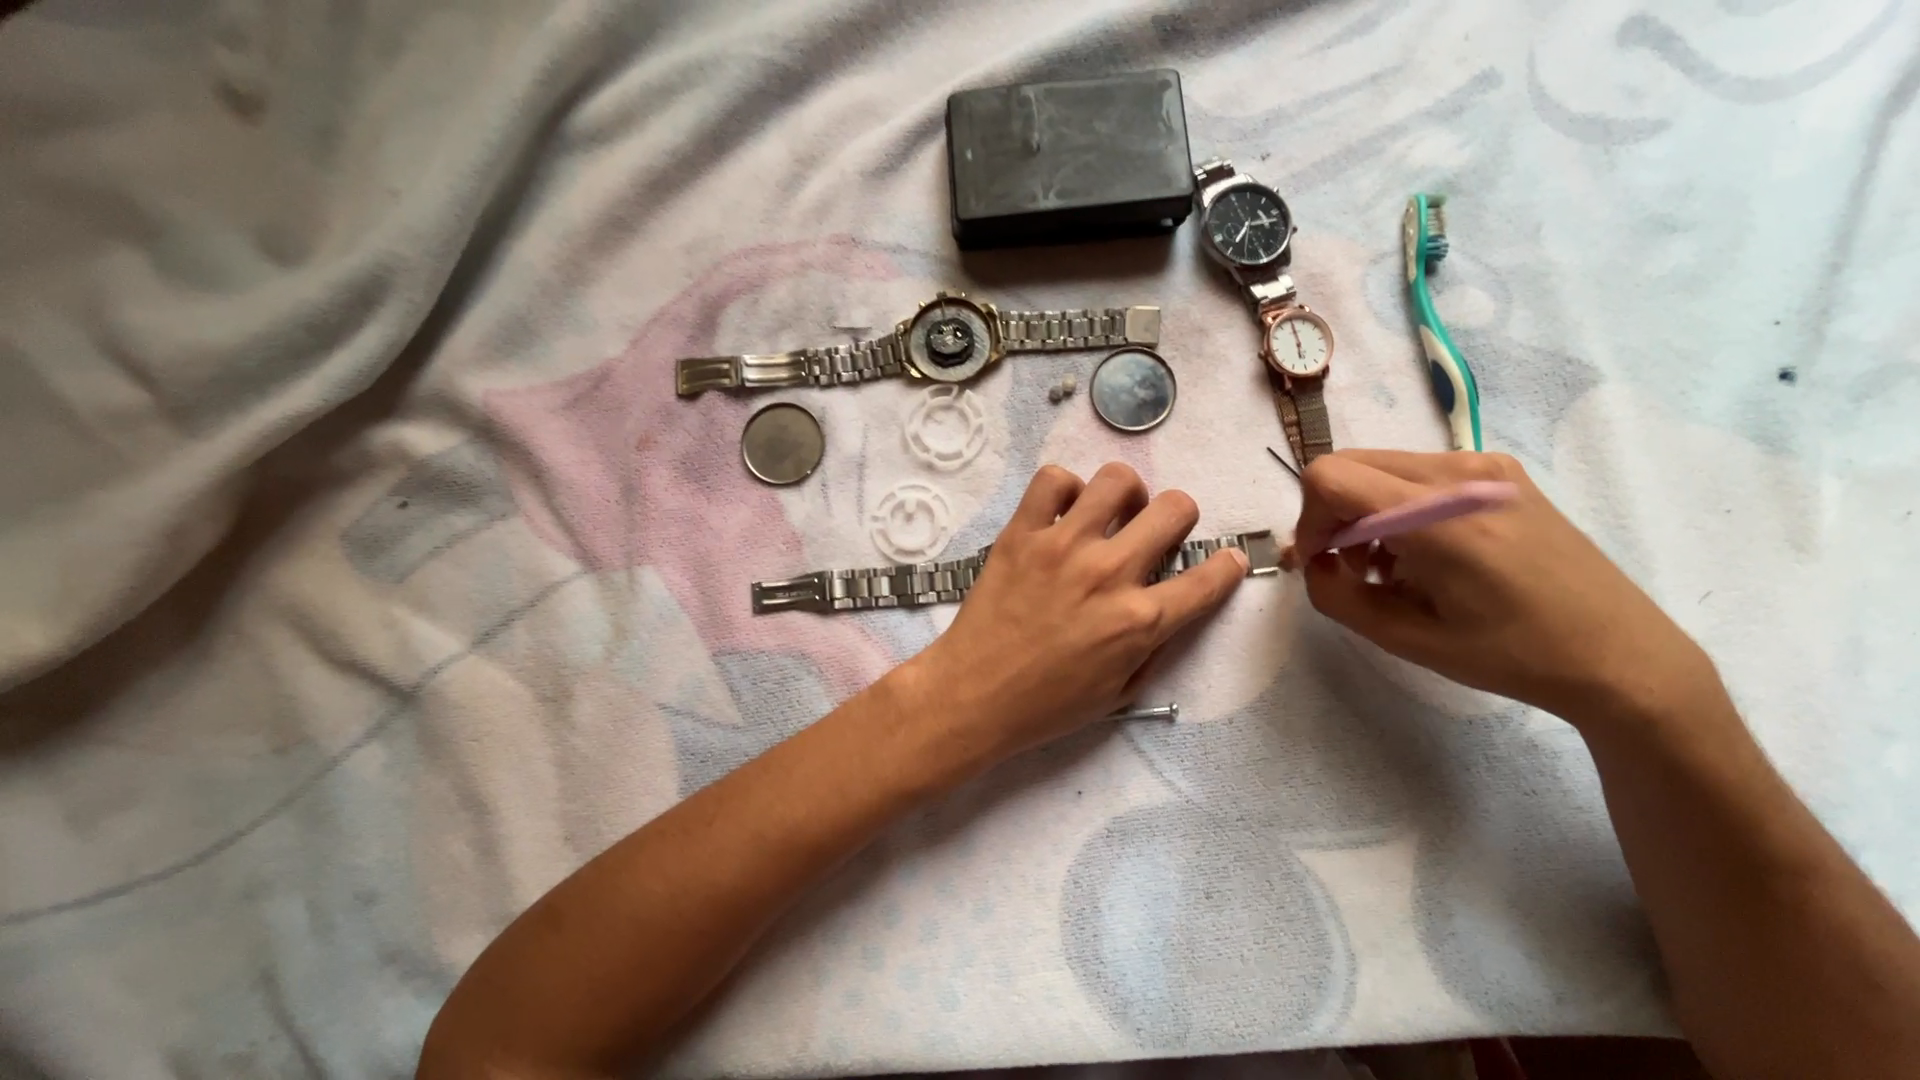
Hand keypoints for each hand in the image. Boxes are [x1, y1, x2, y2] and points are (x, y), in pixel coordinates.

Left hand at [905, 463, 1247, 760]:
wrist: (973, 695)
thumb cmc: (1047, 705)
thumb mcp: (1121, 693)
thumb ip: (1157, 646)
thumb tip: (1177, 606)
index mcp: (1140, 621)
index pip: (1208, 579)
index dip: (1228, 566)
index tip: (1225, 560)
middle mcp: (1110, 574)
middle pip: (1175, 508)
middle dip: (1179, 517)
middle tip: (1157, 533)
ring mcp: (1063, 546)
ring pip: (1117, 480)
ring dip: (1126, 494)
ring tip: (1111, 514)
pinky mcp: (1022, 533)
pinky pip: (1052, 479)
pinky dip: (1065, 488)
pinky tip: (1063, 512)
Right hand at [1289, 451, 1713, 724]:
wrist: (1621, 654)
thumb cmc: (1513, 656)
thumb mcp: (1408, 640)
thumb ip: (1338, 597)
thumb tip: (1313, 563)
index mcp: (1439, 518)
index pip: (1330, 478)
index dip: (1308, 520)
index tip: (1321, 563)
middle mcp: (1460, 474)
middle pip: (1350, 465)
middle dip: (1333, 516)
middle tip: (1352, 569)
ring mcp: (1486, 467)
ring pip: (1382, 468)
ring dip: (1365, 513)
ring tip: (1393, 569)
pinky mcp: (1501, 474)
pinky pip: (1419, 474)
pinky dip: (1399, 508)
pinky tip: (1426, 555)